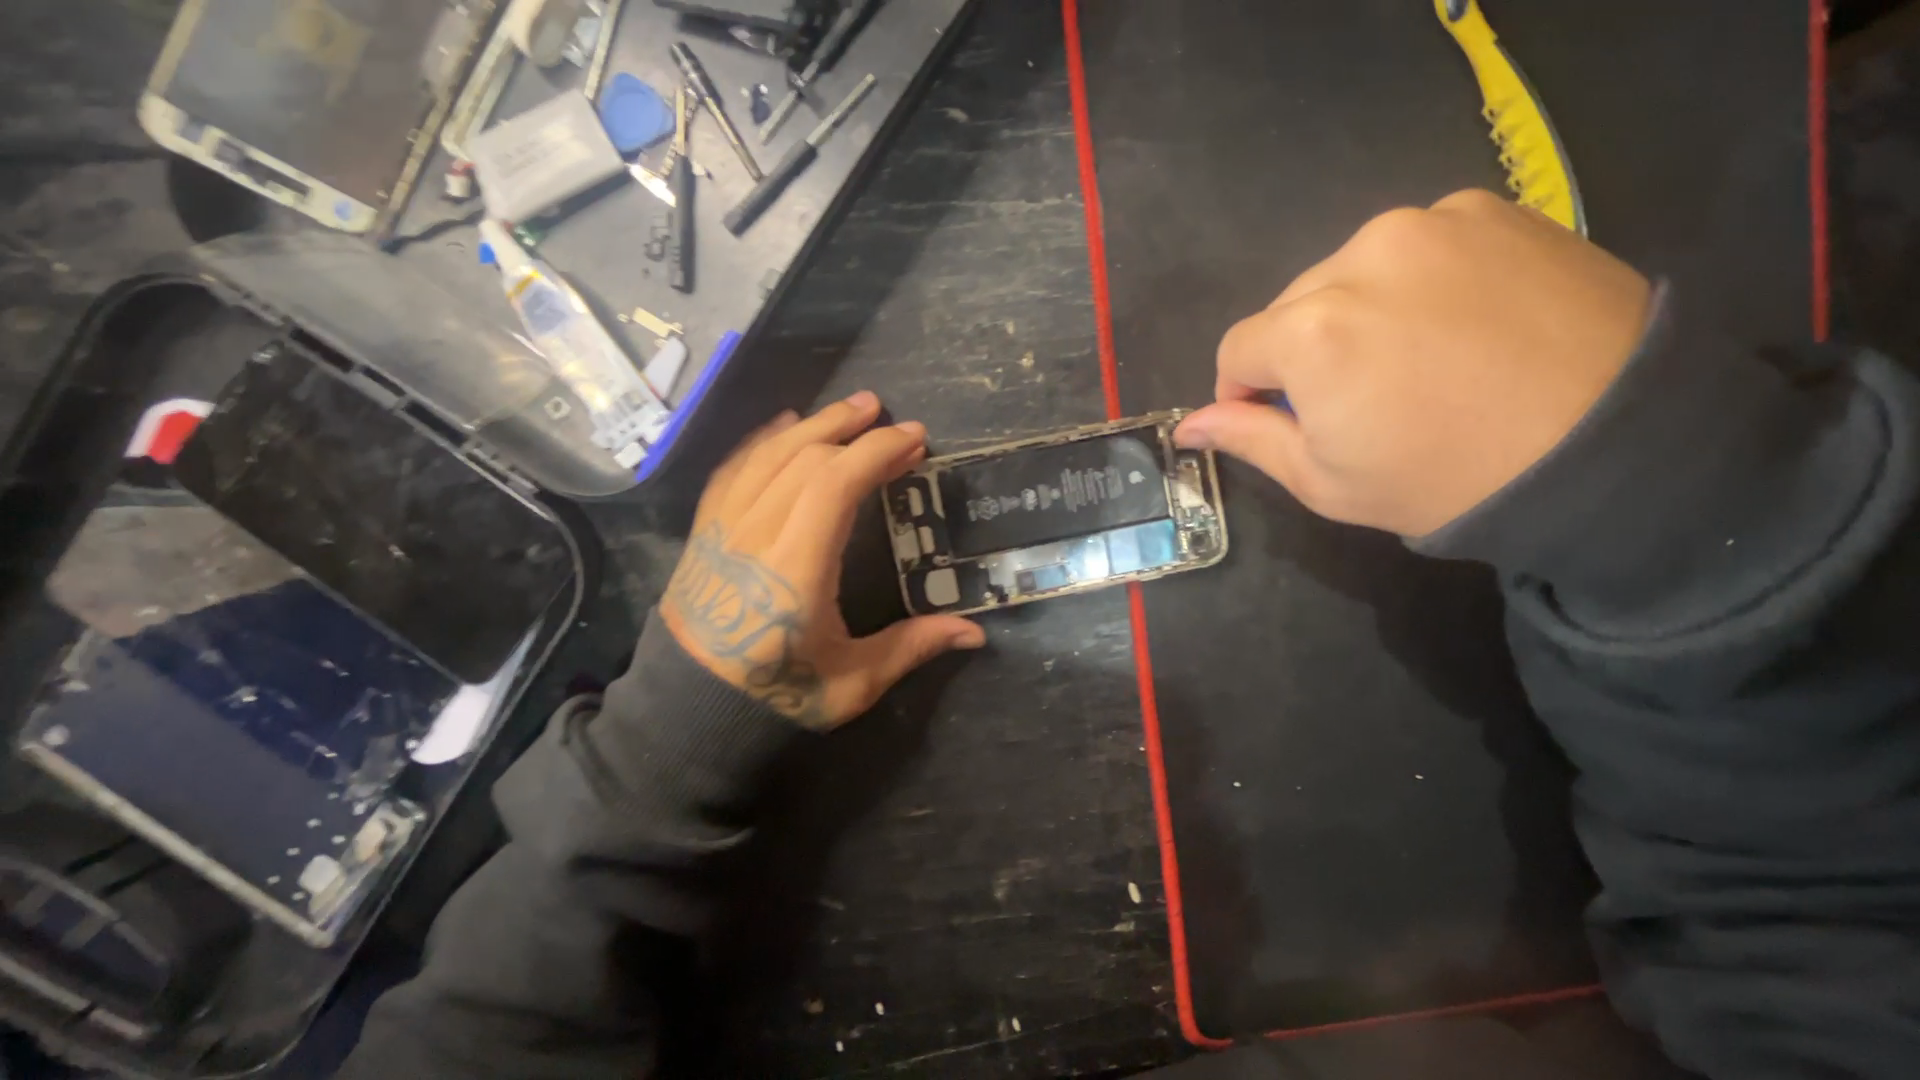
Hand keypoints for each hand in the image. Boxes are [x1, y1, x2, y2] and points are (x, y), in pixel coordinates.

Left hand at [660, 391, 985, 729]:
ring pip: (768, 456)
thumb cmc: (777, 695)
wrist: (690, 708)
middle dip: (852, 431)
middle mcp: (756, 534)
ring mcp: (724, 528)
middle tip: (893, 421)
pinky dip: (762, 441)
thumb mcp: (853, 682)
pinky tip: (782, 426)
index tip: (914, 440)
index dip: (877, 452)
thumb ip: (912, 647)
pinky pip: (733, 470)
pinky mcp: (704, 531)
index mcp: (796, 568)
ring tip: (851, 410)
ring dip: (813, 426)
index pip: (835, 484)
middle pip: (804, 459)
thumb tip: (975, 632)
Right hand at [1174, 189, 1652, 537]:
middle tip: (1359, 396)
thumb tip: (1187, 423)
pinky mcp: (1492, 209)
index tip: (1279, 419)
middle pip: (1293, 304)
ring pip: (1352, 268)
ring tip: (1415, 356)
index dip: (1245, 390)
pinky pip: (1419, 244)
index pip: (1238, 349)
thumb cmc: (1450, 478)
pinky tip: (1460, 322)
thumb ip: (1250, 439)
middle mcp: (1359, 255)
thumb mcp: (1330, 482)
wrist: (1615, 446)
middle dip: (1304, 349)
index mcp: (1311, 331)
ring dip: (1358, 308)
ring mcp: (1431, 223)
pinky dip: (1418, 280)